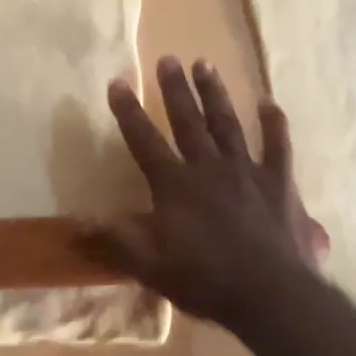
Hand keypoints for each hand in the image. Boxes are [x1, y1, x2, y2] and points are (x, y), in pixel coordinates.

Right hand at [92, 56, 329, 328]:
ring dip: (215, 94)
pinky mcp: (280, 184)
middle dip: (175, 89)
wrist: (271, 296)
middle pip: (188, 122)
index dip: (128, 111)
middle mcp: (208, 168)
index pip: (144, 140)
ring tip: (205, 64)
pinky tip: (270, 103)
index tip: (117, 81)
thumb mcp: (149, 264)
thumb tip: (75, 217)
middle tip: (168, 59)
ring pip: (228, 124)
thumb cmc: (205, 280)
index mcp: (174, 185)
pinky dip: (275, 124)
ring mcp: (247, 172)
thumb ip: (114, 237)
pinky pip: (278, 147)